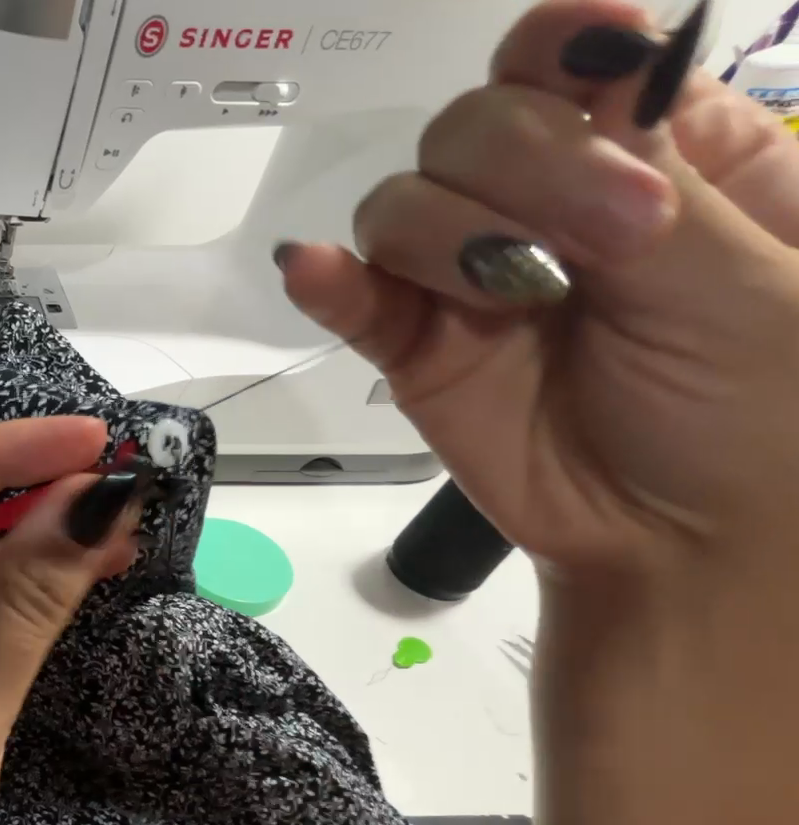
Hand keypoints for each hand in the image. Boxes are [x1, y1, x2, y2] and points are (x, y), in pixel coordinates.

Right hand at [280, 0, 798, 577]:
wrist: (688, 534)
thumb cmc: (767, 401)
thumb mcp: (751, 280)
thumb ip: (654, 187)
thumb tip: (567, 88)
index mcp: (651, 154)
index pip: (568, 56)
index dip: (560, 50)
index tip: (588, 84)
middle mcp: (540, 200)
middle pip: (468, 125)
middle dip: (520, 168)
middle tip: (598, 248)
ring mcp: (461, 276)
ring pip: (399, 206)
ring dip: (443, 236)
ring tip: (510, 299)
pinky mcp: (407, 343)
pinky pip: (348, 299)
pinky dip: (326, 282)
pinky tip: (310, 271)